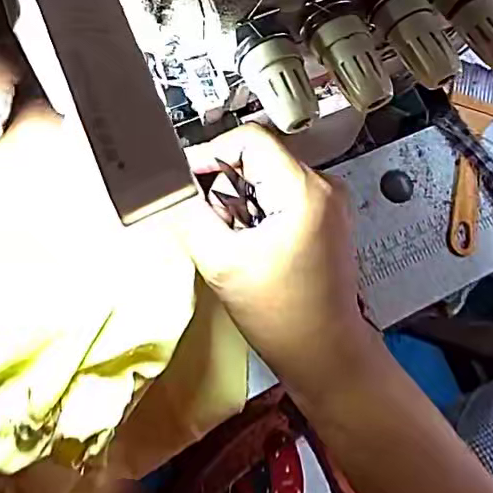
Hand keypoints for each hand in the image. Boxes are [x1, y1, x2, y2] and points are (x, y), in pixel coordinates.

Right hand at [169, 124, 379, 393]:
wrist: (325, 353)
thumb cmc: (286, 318)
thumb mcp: (223, 262)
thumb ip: (190, 216)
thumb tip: (165, 186)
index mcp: (306, 189)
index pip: (249, 139)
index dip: (210, 155)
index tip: (188, 179)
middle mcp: (324, 185)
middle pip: (257, 156)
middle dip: (224, 186)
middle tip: (212, 223)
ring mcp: (327, 199)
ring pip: (265, 175)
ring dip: (239, 201)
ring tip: (235, 240)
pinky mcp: (323, 214)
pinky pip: (278, 193)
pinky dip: (256, 211)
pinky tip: (252, 245)